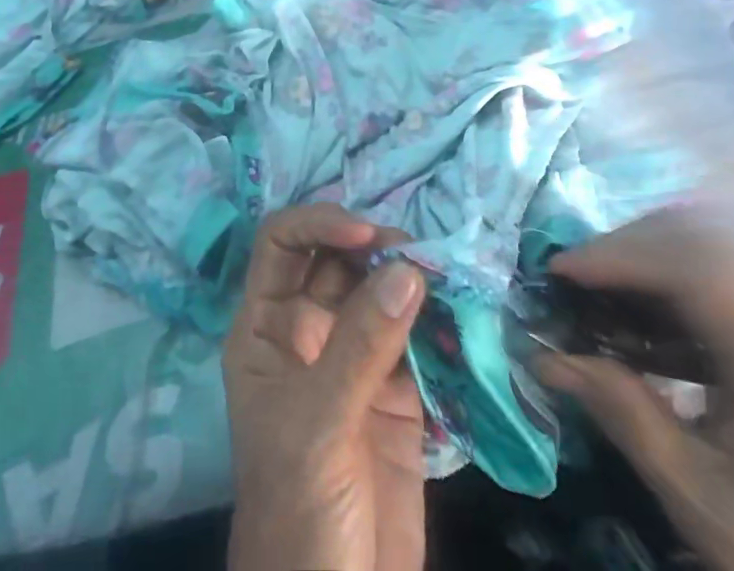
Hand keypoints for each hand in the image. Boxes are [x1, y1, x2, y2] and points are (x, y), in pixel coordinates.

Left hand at [223, 205, 428, 570]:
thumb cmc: (297, 508)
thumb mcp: (318, 422)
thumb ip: (361, 345)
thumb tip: (408, 270)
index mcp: (267, 328)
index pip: (282, 244)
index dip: (319, 225)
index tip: (369, 233)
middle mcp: (308, 331)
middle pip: (338, 261)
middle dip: (376, 247)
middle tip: (424, 256)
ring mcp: (354, 359)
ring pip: (382, 295)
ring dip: (415, 281)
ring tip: (452, 279)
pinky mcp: (398, 392)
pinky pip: (419, 341)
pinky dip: (443, 326)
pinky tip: (466, 319)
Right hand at [533, 211, 733, 570]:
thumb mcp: (700, 499)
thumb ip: (624, 416)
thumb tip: (545, 357)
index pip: (702, 273)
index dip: (622, 257)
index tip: (561, 270)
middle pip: (711, 248)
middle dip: (629, 249)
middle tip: (573, 276)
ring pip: (721, 258)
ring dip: (650, 262)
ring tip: (597, 289)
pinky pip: (731, 286)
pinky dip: (675, 286)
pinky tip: (643, 319)